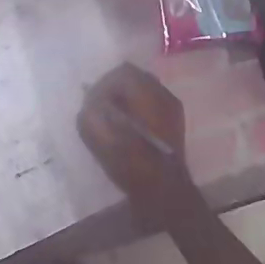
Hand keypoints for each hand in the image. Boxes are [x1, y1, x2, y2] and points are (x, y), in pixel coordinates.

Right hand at [78, 64, 198, 223]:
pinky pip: (151, 104)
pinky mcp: (173, 123)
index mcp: (149, 94)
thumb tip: (92, 106)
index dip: (103, 84)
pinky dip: (136, 110)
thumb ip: (91, 113)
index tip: (92, 102)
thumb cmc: (132, 163)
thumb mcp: (100, 137)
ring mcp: (172, 108)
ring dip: (125, 100)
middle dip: (114, 89)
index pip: (122, 72)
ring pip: (143, 90)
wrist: (163, 191)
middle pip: (134, 78)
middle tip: (98, 107)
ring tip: (111, 118)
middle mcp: (164, 95)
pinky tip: (126, 128)